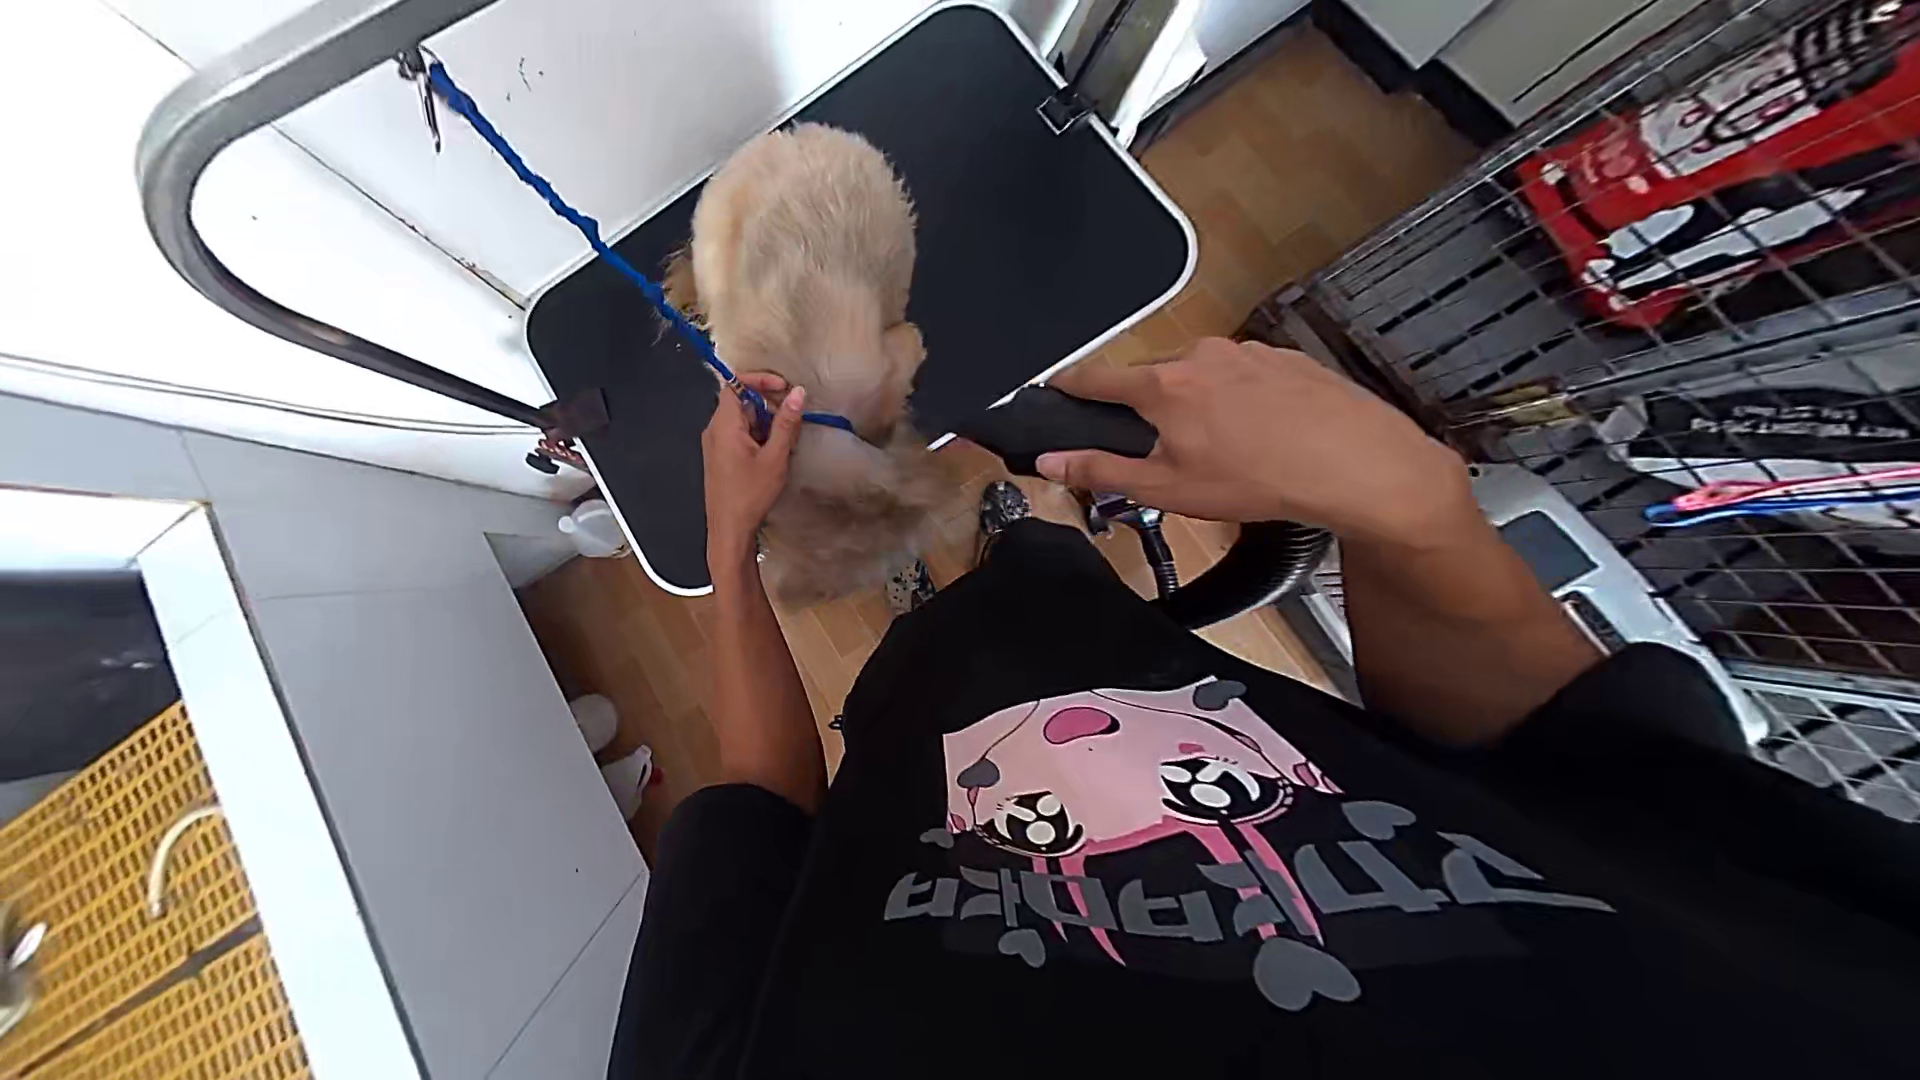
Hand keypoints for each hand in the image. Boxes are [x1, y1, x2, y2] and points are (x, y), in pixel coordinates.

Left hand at [702, 372, 805, 567]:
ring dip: (766, 422)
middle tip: (793, 415)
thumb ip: (786, 423)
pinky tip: (775, 452)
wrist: (729, 528)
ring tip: (788, 438)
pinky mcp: (721, 457)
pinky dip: (759, 435)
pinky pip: (740, 435)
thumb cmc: (751, 493)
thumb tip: (798, 392)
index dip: (760, 379)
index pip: (735, 384)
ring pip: (743, 420)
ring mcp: (716, 444)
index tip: (784, 387)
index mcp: (724, 425)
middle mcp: (715, 429)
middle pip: (741, 401)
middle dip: (768, 403)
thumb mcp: (775, 457)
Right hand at [1038, 338, 1477, 546]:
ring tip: (1213, 446)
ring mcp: (1243, 352)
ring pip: (1194, 375)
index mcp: (1162, 386)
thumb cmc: (1258, 477)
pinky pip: (1235, 374)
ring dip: (1189, 402)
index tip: (1058, 386)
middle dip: (1140, 405)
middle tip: (1156, 446)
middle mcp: (1200, 357)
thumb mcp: (1164, 487)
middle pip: (1148, 376)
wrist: (1353, 464)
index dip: (1070, 383)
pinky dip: (1230, 398)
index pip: (1096, 377)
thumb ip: (1099, 470)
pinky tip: (1250, 432)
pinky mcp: (1279, 357)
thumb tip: (1052, 462)